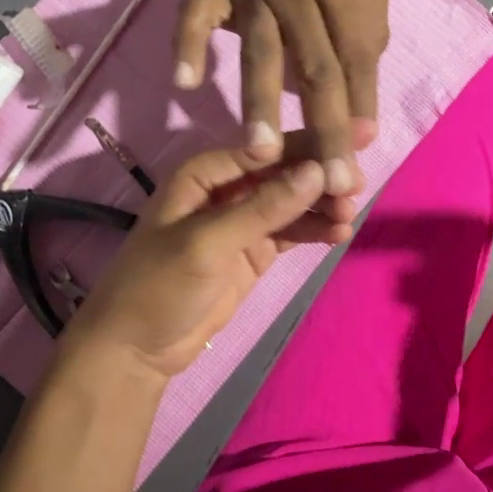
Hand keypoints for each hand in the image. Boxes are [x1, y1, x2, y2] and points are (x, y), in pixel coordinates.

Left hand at [65, 138, 363, 380]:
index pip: (267, 147)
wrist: (134, 350)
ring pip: (293, 201)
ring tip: (351, 213)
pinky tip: (339, 233)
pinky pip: (292, 231)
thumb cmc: (158, 285)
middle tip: (359, 184)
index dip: (310, 144)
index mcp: (206, 171)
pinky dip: (314, 229)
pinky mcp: (253, 251)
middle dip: (322, 174)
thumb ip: (263, 208)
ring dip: (322, 204)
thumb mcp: (208, 243)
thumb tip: (318, 171)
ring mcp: (243, 220)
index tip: (353, 141)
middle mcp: (227, 187)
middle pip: (285, 171)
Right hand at [176, 0, 387, 195]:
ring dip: (260, 102)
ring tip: (260, 154)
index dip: (359, 107)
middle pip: (314, 67)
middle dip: (324, 127)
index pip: (354, 59)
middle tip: (329, 184)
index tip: (361, 157)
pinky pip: (197, 14)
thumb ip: (366, 35)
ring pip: (259, 50)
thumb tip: (358, 102)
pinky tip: (185, 83)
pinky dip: (187, 44)